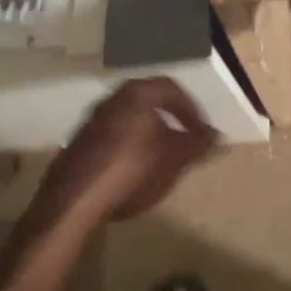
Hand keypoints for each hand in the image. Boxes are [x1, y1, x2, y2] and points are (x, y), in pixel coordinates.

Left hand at [35, 77, 219, 222]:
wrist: (73, 201)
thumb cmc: (133, 168)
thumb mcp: (175, 158)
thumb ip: (198, 144)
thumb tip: (217, 136)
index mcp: (137, 92)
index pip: (172, 89)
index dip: (192, 111)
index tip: (200, 132)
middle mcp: (112, 99)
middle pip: (148, 104)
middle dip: (168, 123)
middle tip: (181, 143)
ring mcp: (90, 122)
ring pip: (127, 123)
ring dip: (145, 138)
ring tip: (157, 161)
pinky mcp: (76, 147)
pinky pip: (110, 141)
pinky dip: (125, 152)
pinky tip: (129, 175)